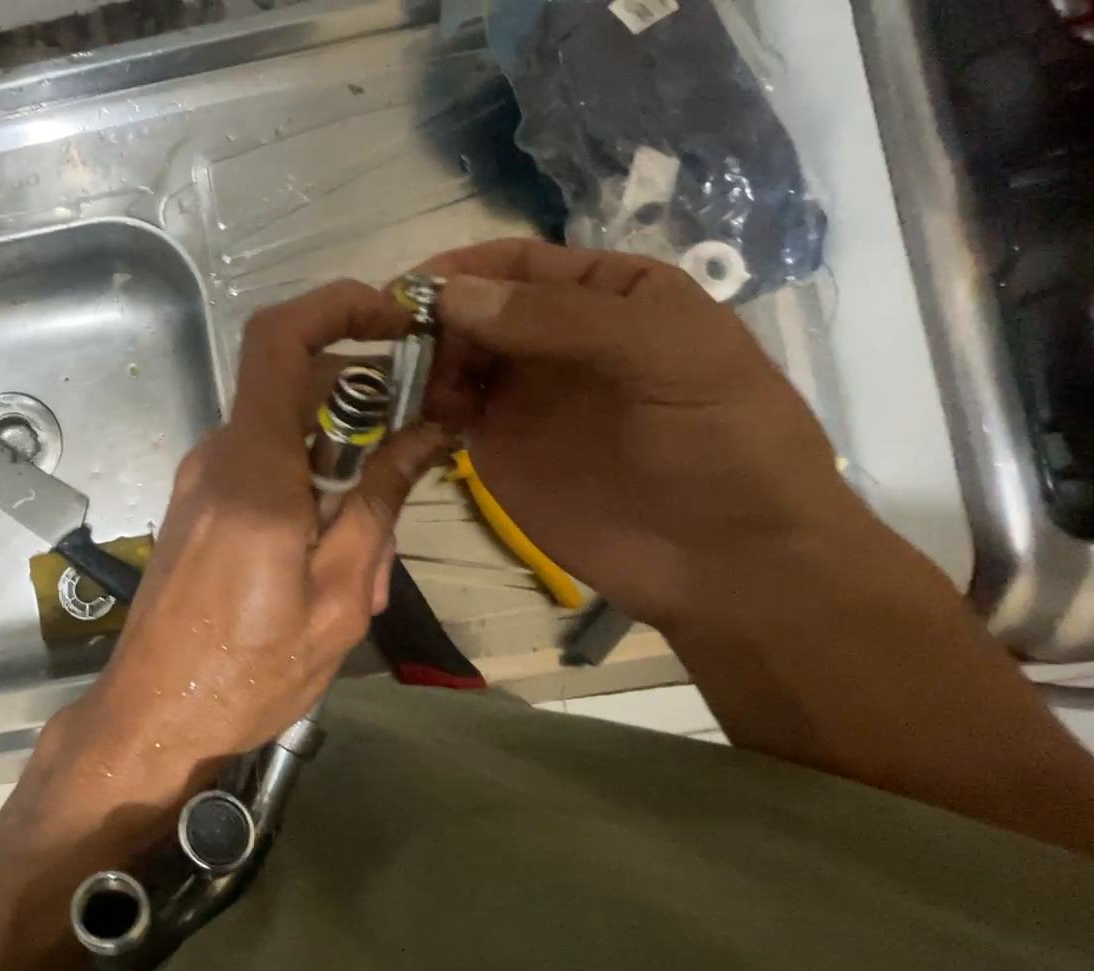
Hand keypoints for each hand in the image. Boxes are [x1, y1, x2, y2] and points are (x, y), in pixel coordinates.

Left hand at [20, 281, 449, 820]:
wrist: (154, 717)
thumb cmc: (248, 672)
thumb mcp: (336, 597)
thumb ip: (377, 505)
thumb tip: (425, 434)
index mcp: (252, 470)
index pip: (278, 340)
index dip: (337, 306)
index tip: (396, 320)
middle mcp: (217, 459)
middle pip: (295, 389)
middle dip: (365, 419)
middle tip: (409, 480)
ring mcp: (199, 484)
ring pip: (285, 439)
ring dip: (340, 473)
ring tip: (368, 560)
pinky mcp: (196, 510)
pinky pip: (262, 473)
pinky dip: (307, 494)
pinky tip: (329, 567)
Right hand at [411, 238, 864, 627]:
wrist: (724, 560)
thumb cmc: (720, 444)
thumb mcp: (667, 356)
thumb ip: (562, 318)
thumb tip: (453, 298)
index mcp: (609, 296)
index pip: (519, 265)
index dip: (462, 270)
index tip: (405, 292)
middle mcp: (555, 338)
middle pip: (473, 310)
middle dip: (430, 320)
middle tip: (390, 347)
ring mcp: (521, 395)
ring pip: (451, 359)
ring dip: (419, 364)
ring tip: (402, 389)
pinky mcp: (495, 447)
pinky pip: (444, 411)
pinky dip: (419, 407)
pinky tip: (411, 418)